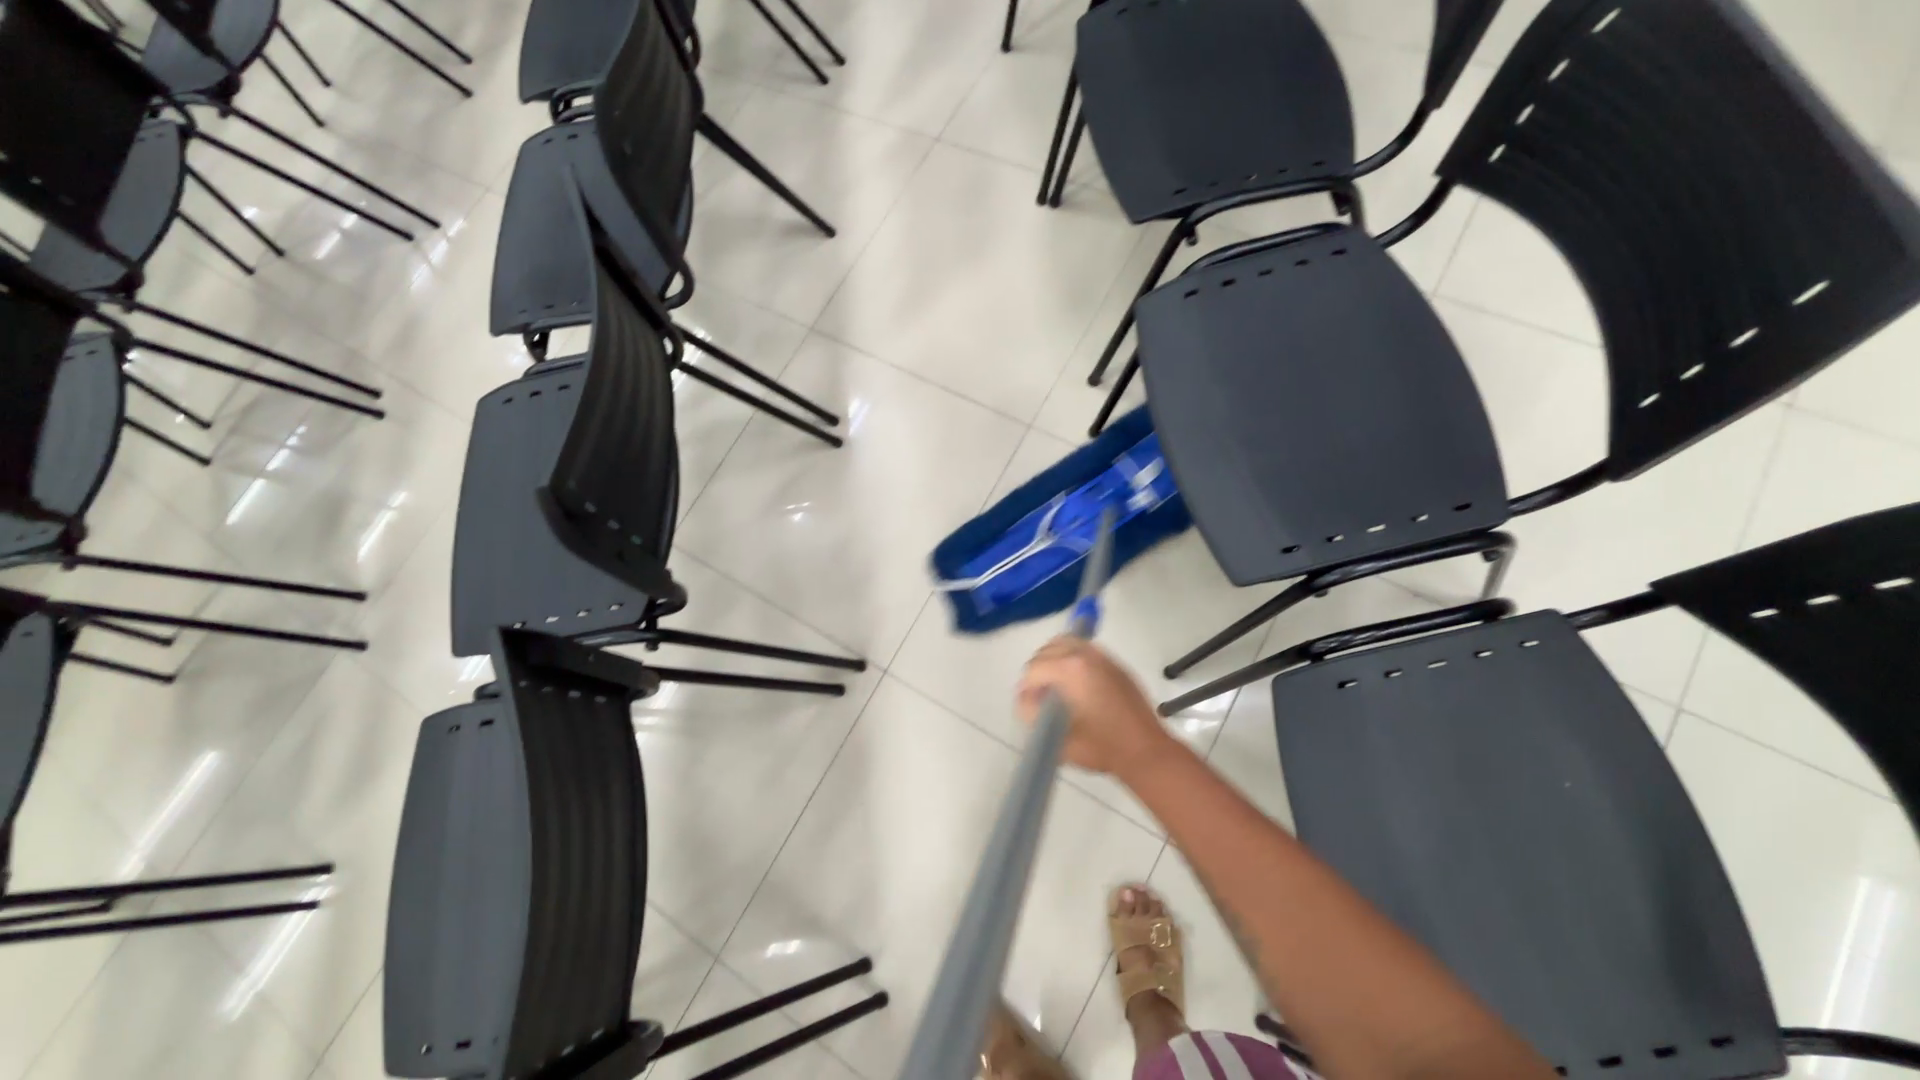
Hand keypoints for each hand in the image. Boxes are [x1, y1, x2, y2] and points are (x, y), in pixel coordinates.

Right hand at [1017, 638, 1172, 777]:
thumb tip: (1025, 699)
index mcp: (1070, 670)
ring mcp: (1104, 657)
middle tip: (1039, 695)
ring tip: (1055, 686)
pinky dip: (1074, 659)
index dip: (1026, 687)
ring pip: (1068, 643)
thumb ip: (1033, 715)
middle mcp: (1086, 655)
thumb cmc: (1102, 747)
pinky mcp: (1116, 665)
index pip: (1035, 668)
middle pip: (1049, 649)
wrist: (1146, 750)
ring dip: (1055, 660)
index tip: (1027, 705)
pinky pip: (1087, 651)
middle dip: (1039, 669)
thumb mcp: (1058, 737)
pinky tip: (1076, 685)